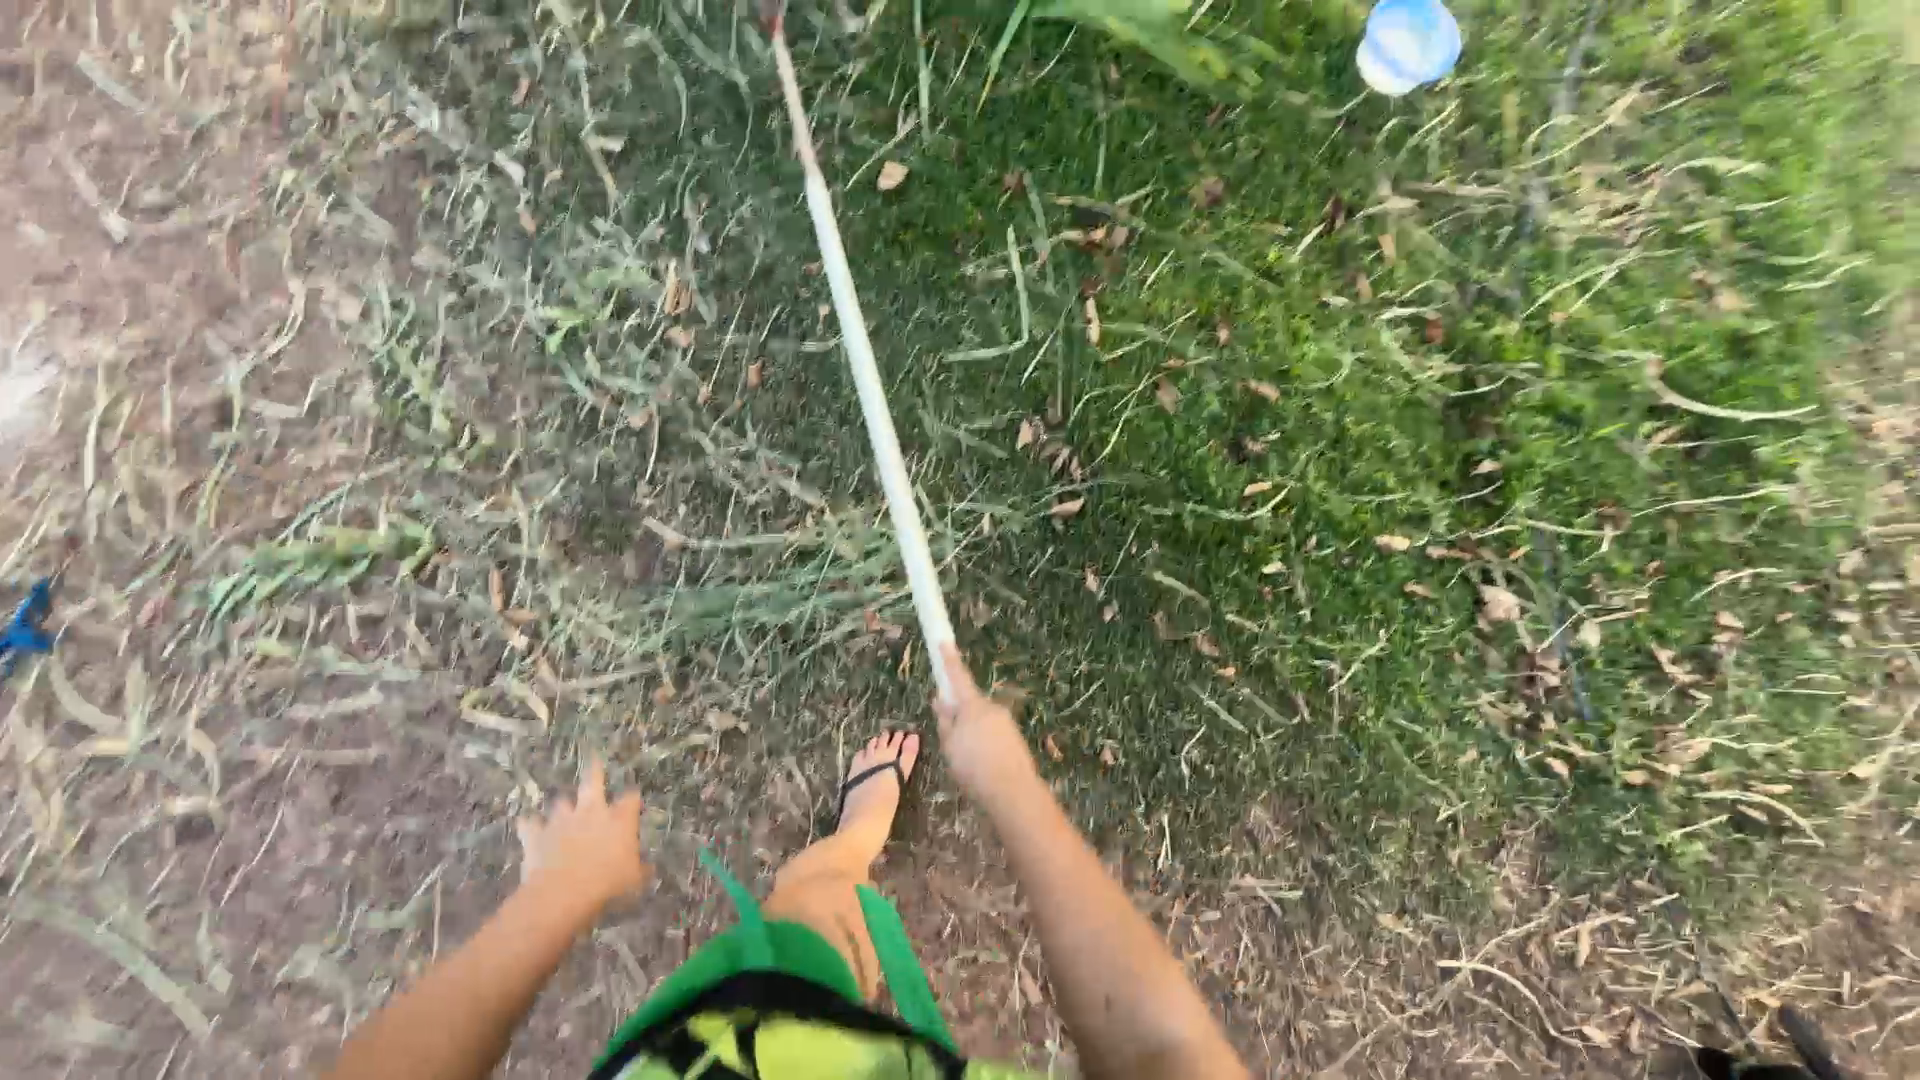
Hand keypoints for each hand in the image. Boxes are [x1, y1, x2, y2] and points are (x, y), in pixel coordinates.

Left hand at [516, 759, 650, 910]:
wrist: (562, 892)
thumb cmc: (607, 884)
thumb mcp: (634, 880)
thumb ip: (641, 870)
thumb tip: (650, 869)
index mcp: (619, 820)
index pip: (631, 799)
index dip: (632, 799)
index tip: (633, 801)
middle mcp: (591, 812)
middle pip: (593, 782)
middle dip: (594, 770)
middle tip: (593, 757)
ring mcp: (562, 820)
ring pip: (561, 802)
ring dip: (562, 806)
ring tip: (562, 809)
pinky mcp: (536, 834)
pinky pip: (529, 824)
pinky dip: (529, 825)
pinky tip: (528, 826)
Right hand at [933, 644, 1038, 802]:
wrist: (1012, 791)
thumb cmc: (973, 767)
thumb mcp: (950, 744)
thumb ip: (945, 720)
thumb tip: (941, 699)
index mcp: (973, 706)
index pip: (958, 677)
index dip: (949, 659)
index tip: (943, 641)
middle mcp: (992, 708)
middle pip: (970, 705)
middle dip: (959, 717)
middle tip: (950, 741)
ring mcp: (1006, 723)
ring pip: (981, 723)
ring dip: (972, 735)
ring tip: (966, 763)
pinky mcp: (1015, 739)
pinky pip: (993, 736)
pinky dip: (984, 746)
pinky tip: (981, 767)